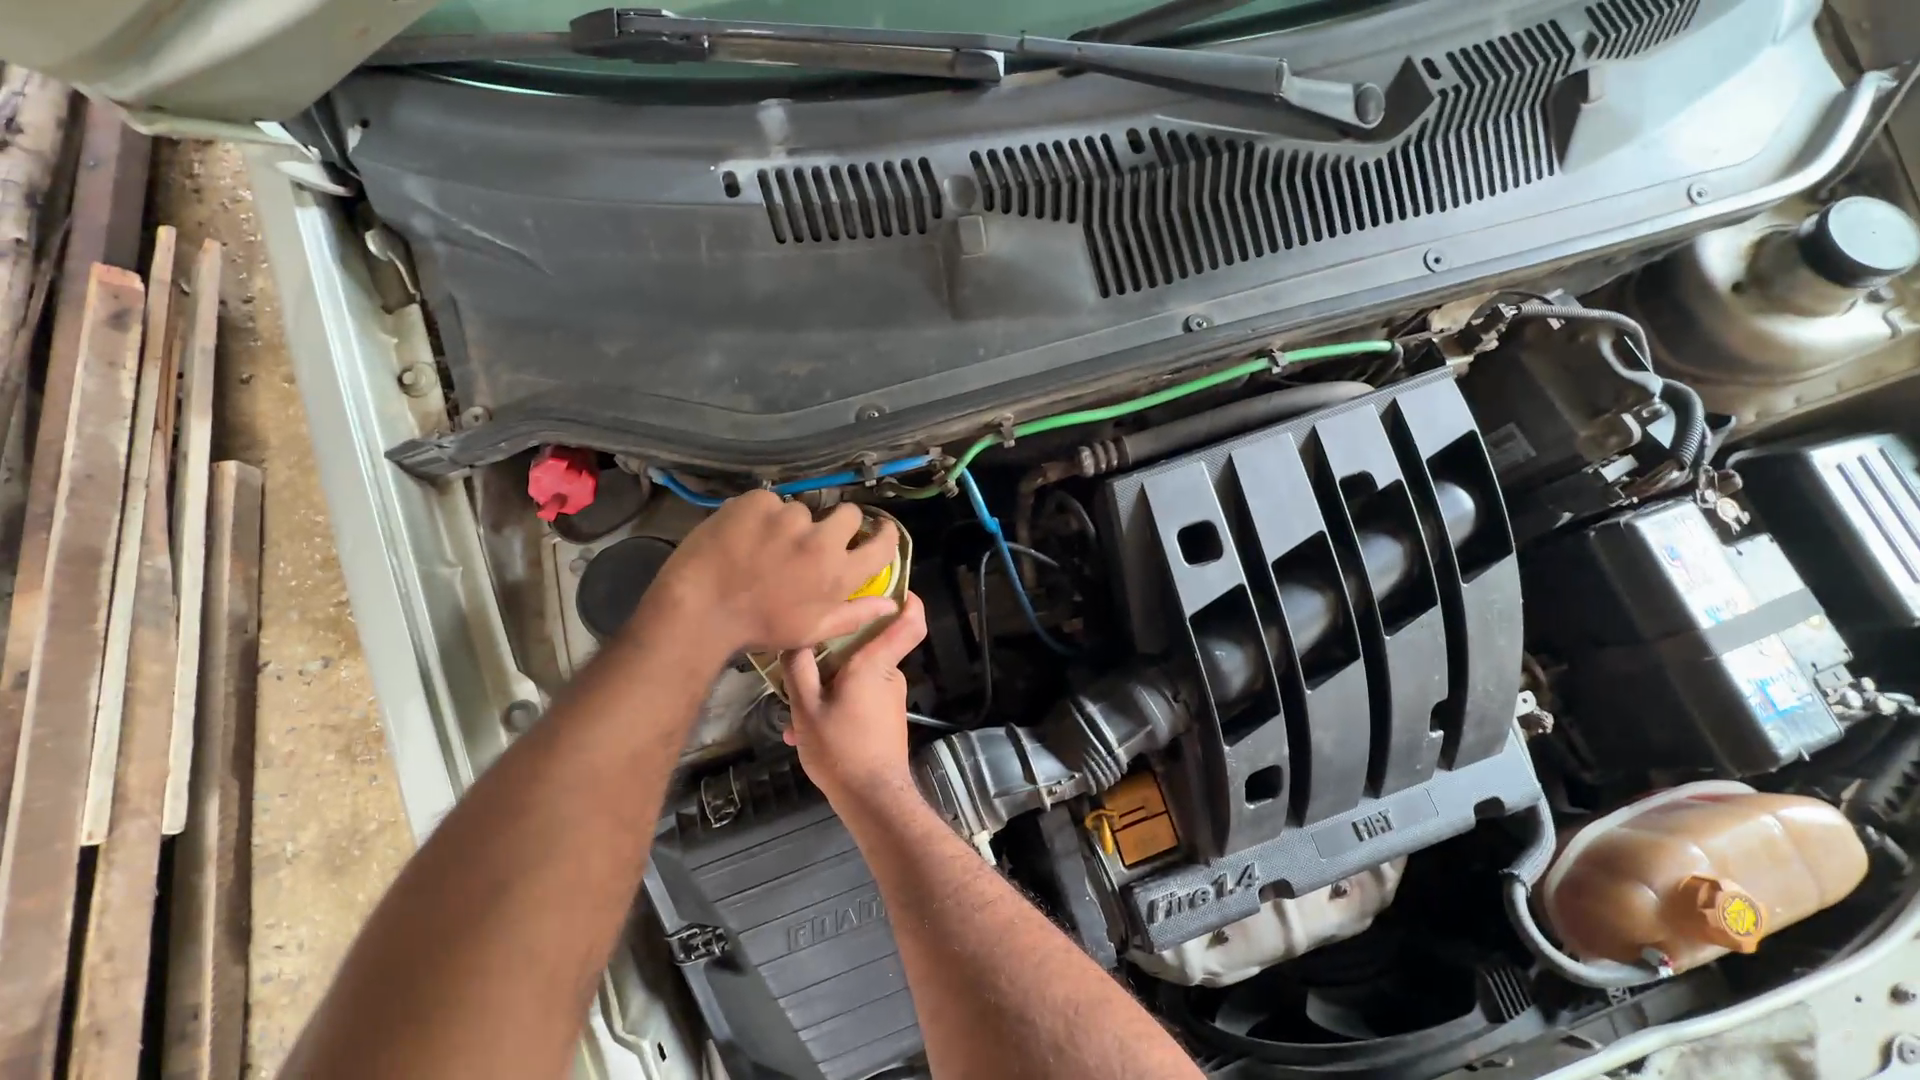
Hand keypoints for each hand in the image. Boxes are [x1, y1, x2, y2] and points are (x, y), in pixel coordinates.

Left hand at [644, 491, 899, 654]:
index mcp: (838, 574)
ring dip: (790, 524)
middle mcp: (821, 541)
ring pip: (802, 510)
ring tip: (764, 545)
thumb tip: (892, 603)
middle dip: (836, 524)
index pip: (882, 544)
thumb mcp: (811, 632)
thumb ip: (855, 614)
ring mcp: (788, 518)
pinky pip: (769, 502)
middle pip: (848, 514)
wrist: (699, 611)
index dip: (883, 534)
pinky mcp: (758, 501)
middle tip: (812, 539)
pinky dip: (759, 515)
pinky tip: (742, 535)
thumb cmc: (758, 628)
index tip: (877, 530)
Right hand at [783, 592, 927, 806]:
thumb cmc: (841, 749)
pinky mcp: (886, 719)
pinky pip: (858, 700)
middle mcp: (888, 676)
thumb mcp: (806, 707)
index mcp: (874, 664)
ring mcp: (890, 699)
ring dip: (825, 690)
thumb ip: (798, 669)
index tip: (889, 587)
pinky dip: (834, 709)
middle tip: (800, 668)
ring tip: (794, 717)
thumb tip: (795, 638)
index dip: (906, 599)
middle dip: (831, 656)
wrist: (873, 799)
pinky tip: (805, 734)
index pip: (909, 621)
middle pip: (865, 648)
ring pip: (855, 678)